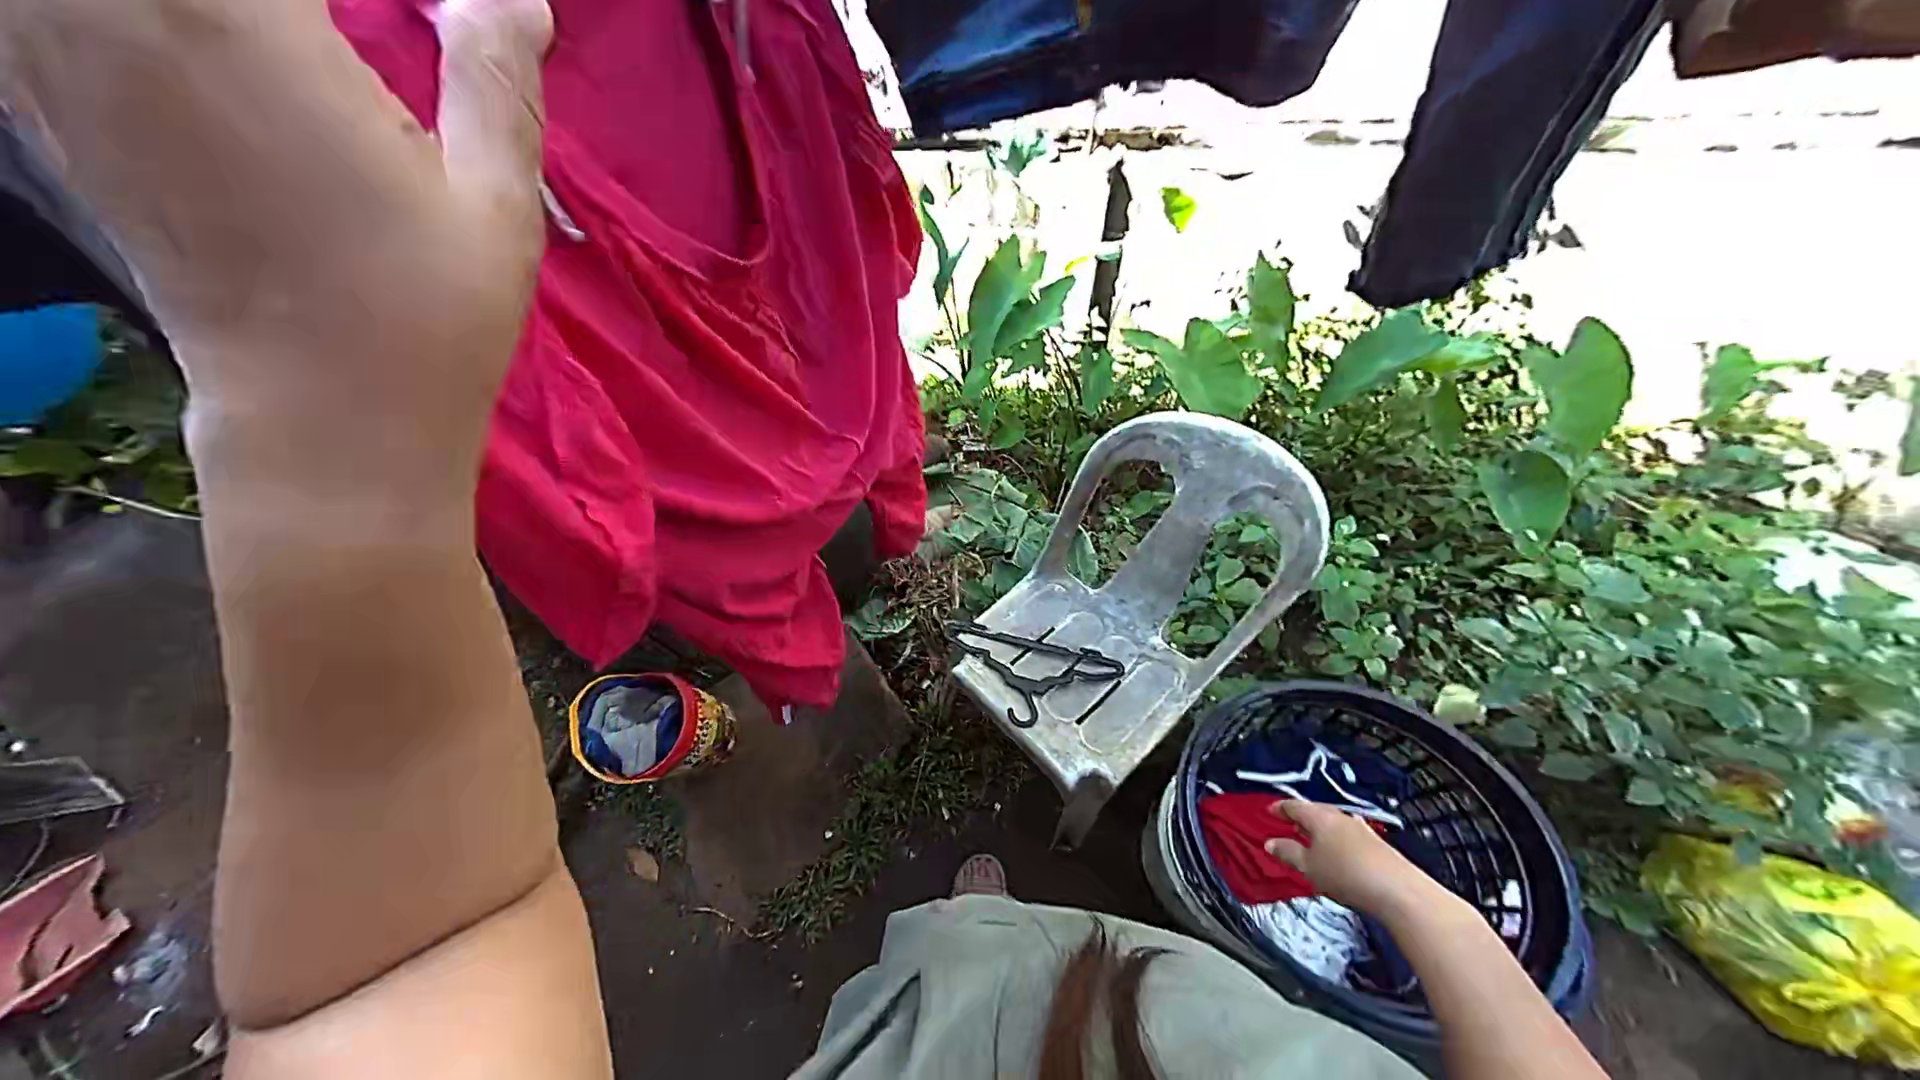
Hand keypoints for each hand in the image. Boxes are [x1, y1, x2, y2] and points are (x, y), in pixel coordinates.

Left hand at [1, 0, 552, 505]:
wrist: (328, 417)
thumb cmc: (431, 319)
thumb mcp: (495, 206)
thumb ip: (496, 84)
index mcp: (237, 26)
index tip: (417, 14)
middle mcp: (112, 15)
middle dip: (275, 14)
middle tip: (335, 42)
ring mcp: (51, 55)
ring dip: (216, 22)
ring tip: (291, 56)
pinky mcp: (46, 102)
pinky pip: (50, 18)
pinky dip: (135, 27)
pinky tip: (195, 56)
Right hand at [1264, 800, 1445, 919]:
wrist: (1400, 892)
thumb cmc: (1346, 875)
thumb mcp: (1308, 867)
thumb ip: (1288, 853)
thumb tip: (1270, 843)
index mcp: (1319, 816)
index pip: (1293, 806)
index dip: (1280, 808)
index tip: (1270, 811)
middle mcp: (1340, 816)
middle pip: (1315, 811)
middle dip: (1301, 817)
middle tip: (1289, 825)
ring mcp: (1361, 829)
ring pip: (1333, 822)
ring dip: (1320, 829)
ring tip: (1312, 840)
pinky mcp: (1378, 844)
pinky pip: (1348, 834)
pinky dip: (1337, 839)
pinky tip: (1338, 853)